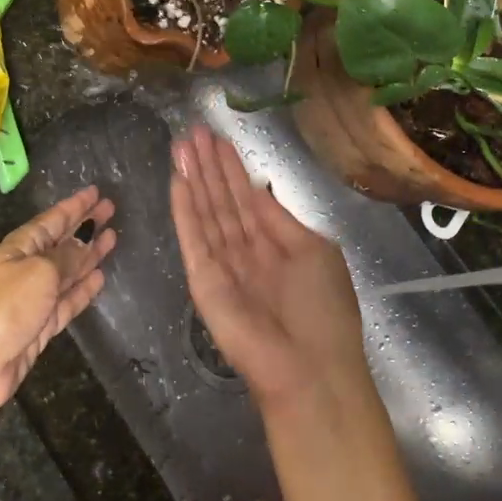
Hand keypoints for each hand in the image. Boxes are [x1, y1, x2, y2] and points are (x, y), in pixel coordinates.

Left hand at [0, 186, 117, 422]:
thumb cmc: (3, 307)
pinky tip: (100, 278)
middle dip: (84, 225)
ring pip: (67, 271)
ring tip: (112, 239)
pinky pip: (68, 300)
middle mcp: (26, 268)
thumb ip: (66, 257)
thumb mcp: (38, 272)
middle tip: (111, 210)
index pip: (52, 220)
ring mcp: (34, 299)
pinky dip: (83, 289)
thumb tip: (86, 238)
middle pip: (61, 242)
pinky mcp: (41, 326)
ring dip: (88, 256)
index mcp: (20, 247)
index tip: (96, 192)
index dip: (74, 206)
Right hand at [170, 124, 367, 405]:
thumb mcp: (313, 251)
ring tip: (181, 144)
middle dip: (208, 166)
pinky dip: (184, 209)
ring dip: (193, 178)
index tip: (218, 138)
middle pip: (221, 200)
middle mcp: (244, 252)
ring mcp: (221, 265)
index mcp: (274, 246)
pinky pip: (192, 237)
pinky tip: (177, 180)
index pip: (246, 198)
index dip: (232, 168)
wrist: (311, 370)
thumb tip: (257, 188)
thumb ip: (279, 220)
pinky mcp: (203, 280)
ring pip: (205, 212)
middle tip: (193, 131)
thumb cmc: (324, 311)